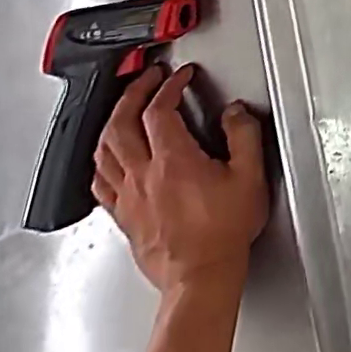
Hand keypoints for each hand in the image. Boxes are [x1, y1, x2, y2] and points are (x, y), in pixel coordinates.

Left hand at [94, 63, 269, 294]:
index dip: (170, 86)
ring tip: (127, 107)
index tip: (182, 76)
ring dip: (113, 120)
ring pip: (103, 150)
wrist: (202, 275)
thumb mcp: (250, 174)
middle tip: (148, 79)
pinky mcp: (124, 215)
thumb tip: (235, 112)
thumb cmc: (224, 231)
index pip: (160, 110)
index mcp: (174, 162)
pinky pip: (100, 181)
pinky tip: (111, 154)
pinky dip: (102, 157)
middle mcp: (144, 176)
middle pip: (121, 124)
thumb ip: (244, 135)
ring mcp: (129, 197)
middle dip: (133, 93)